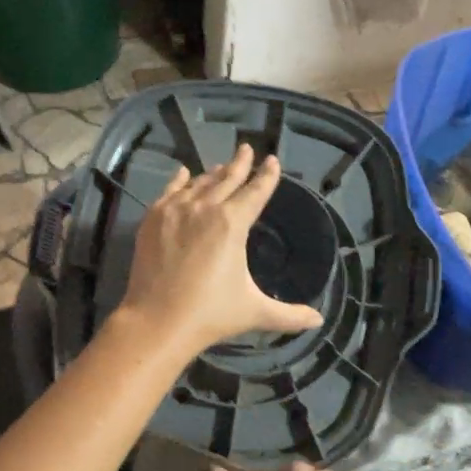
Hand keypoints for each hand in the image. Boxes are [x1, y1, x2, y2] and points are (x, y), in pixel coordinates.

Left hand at [118, 145, 324, 352]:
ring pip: (198, 183)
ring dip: (213, 173)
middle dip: (240, 163)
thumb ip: (289, 315)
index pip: (255, 191)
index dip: (267, 176)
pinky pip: (170, 191)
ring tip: (222, 166)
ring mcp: (175, 211)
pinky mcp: (153, 220)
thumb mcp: (255, 312)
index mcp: (232, 223)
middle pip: (227, 179)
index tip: (272, 161)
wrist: (157, 321)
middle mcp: (204, 208)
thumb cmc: (210, 314)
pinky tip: (184, 174)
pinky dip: (180, 180)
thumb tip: (318, 321)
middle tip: (247, 149)